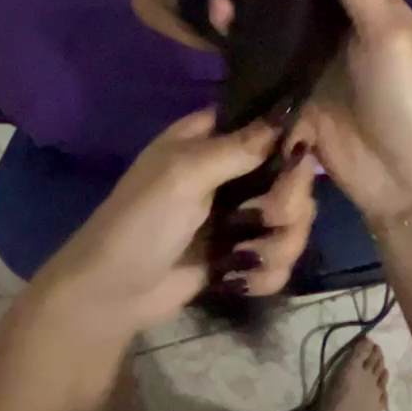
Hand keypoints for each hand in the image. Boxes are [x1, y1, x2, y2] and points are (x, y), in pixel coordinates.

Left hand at [31, 109, 316, 336]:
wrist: (111, 294)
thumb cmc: (141, 220)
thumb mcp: (184, 174)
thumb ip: (238, 147)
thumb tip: (287, 116)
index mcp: (213, 138)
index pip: (271, 122)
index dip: (293, 138)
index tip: (300, 159)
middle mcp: (232, 170)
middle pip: (294, 175)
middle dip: (288, 203)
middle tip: (268, 217)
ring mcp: (239, 215)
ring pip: (293, 219)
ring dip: (280, 244)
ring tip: (248, 259)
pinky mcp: (241, 255)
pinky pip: (280, 257)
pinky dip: (267, 273)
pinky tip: (242, 280)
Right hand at [209, 0, 411, 219]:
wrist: (397, 176)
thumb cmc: (404, 95)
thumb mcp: (391, 33)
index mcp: (365, 5)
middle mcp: (331, 24)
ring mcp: (303, 54)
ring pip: (267, 8)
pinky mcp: (280, 84)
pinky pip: (250, 49)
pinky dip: (233, 26)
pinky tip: (219, 9)